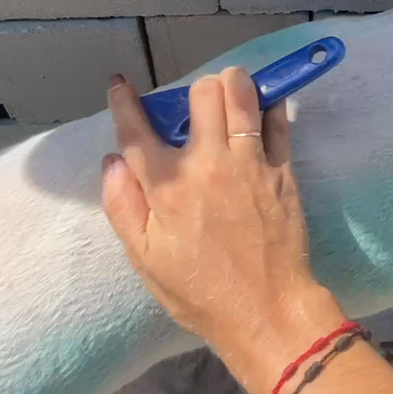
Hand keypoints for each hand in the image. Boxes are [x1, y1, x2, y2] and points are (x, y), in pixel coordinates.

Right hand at [101, 69, 345, 393]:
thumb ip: (122, 206)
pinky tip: (263, 108)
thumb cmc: (200, 292)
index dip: (125, 103)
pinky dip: (270, 105)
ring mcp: (248, 162)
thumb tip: (110, 162)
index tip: (120, 86)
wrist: (267, 310)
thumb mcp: (145, 259)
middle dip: (195, 91)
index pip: (137, 131)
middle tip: (197, 107)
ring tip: (230, 91)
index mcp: (168, 187)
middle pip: (200, 94)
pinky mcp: (281, 167)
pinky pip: (277, 119)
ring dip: (233, 83)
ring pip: (241, 94)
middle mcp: (207, 163)